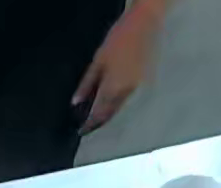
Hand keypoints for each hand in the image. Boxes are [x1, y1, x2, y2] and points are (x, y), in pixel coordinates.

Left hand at [73, 2, 163, 133]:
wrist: (145, 23)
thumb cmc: (119, 39)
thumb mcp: (98, 61)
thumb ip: (87, 84)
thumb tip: (75, 102)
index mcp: (113, 88)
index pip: (99, 114)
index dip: (90, 124)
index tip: (81, 131)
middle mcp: (125, 93)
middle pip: (110, 114)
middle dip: (98, 122)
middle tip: (88, 126)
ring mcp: (135, 88)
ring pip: (118, 108)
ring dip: (108, 114)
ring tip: (96, 116)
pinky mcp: (141, 83)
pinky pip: (126, 99)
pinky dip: (116, 104)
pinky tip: (109, 102)